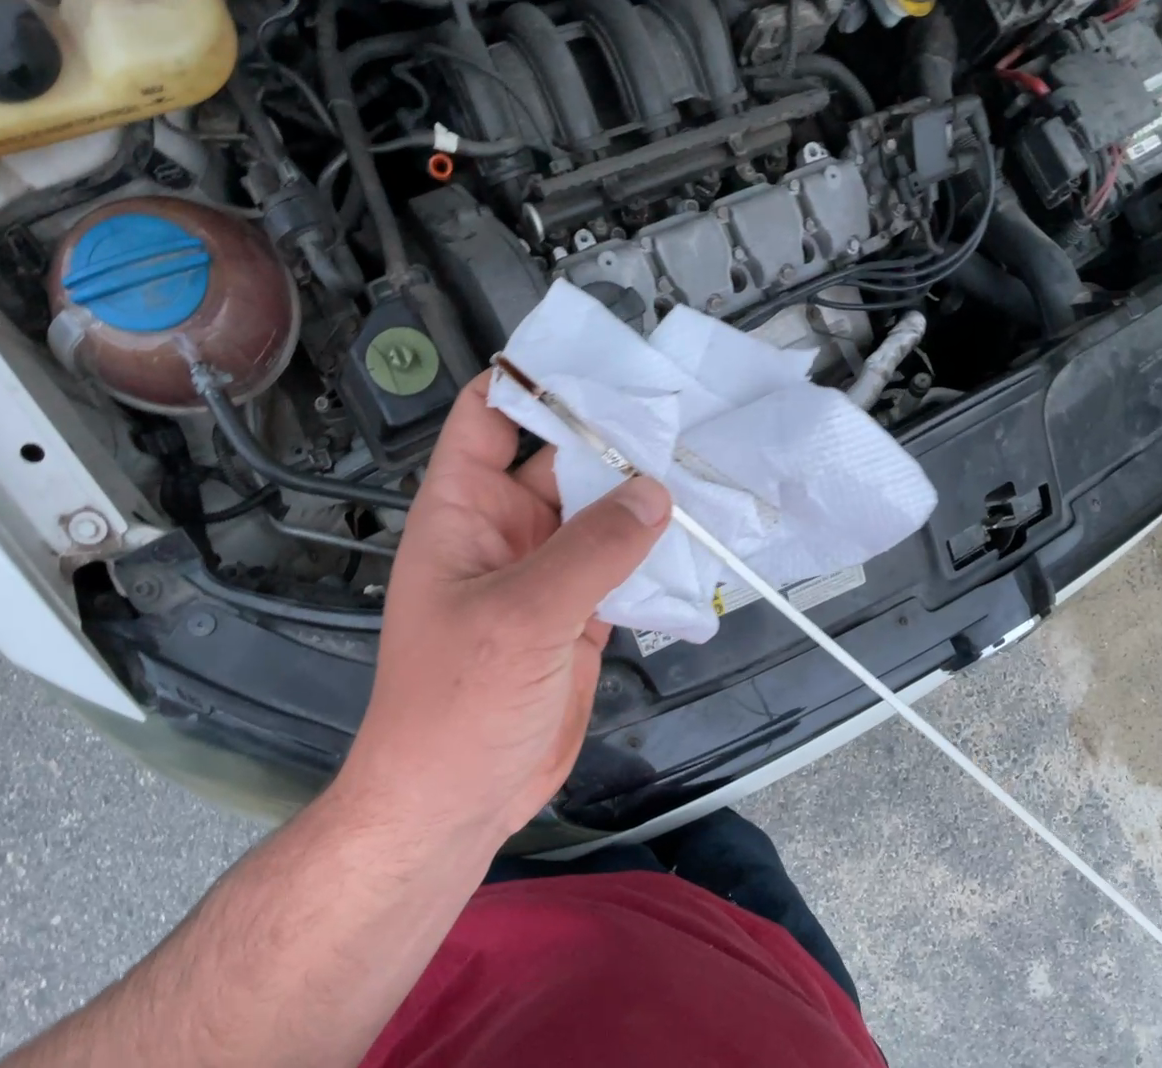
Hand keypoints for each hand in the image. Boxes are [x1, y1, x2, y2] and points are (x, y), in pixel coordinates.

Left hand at [342, 371, 670, 840]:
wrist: (456, 800)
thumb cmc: (455, 704)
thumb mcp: (521, 616)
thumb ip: (592, 551)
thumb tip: (654, 493)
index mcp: (465, 509)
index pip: (492, 415)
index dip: (538, 380)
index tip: (605, 360)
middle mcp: (507, 530)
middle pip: (565, 460)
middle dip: (618, 438)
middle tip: (686, 413)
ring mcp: (547, 573)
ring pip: (602, 515)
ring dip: (646, 498)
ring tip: (707, 465)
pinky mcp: (580, 613)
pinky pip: (624, 566)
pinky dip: (657, 554)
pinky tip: (702, 539)